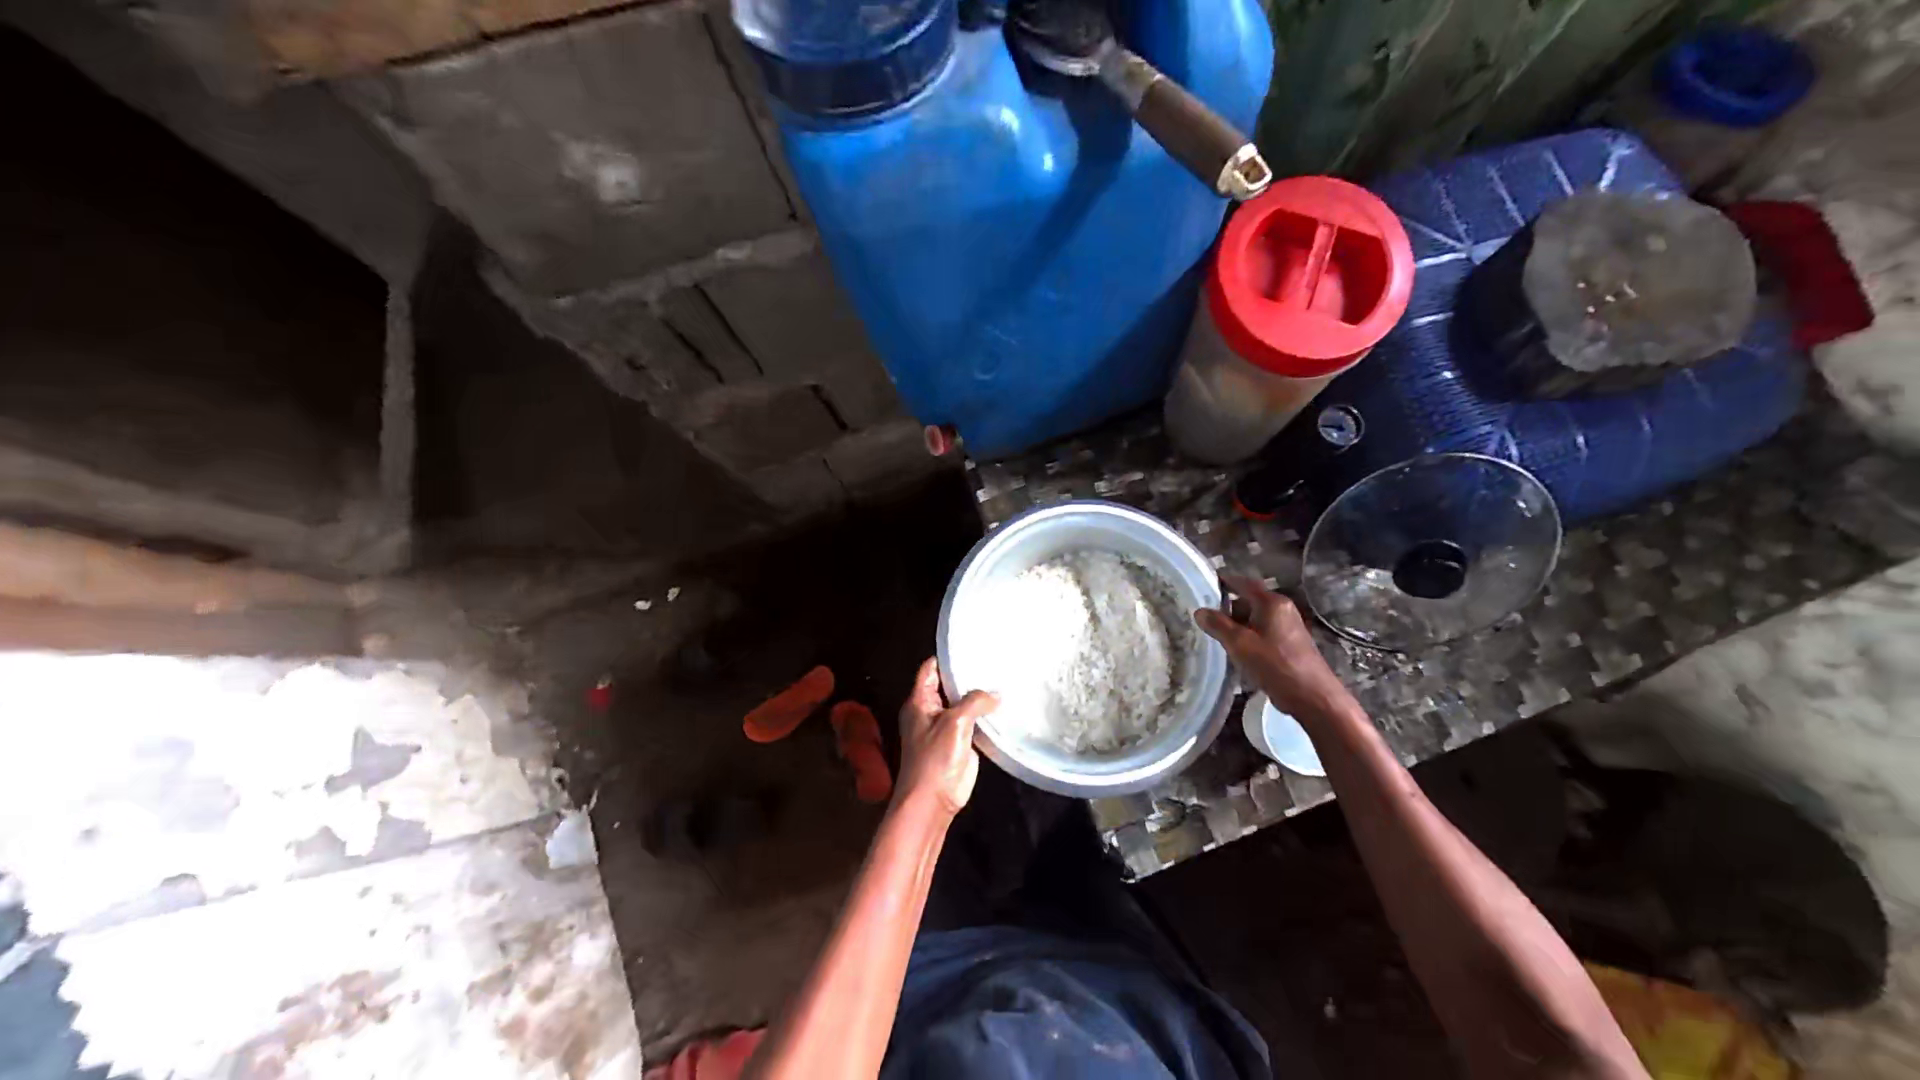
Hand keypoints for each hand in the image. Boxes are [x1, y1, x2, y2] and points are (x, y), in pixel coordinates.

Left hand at [895, 658, 997, 818]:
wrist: (933, 800)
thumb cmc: (935, 757)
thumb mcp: (954, 722)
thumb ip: (974, 702)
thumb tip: (995, 694)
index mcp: (919, 701)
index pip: (931, 668)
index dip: (947, 656)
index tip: (971, 644)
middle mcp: (931, 710)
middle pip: (949, 685)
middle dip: (968, 675)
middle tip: (996, 658)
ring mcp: (946, 727)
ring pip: (963, 704)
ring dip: (980, 696)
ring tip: (1005, 676)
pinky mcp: (961, 742)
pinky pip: (974, 722)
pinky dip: (986, 715)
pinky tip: (1005, 705)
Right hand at [1194, 575, 1358, 723]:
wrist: (1313, 697)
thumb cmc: (1275, 665)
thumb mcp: (1239, 644)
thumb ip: (1218, 625)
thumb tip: (1200, 611)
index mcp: (1272, 603)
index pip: (1243, 583)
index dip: (1223, 581)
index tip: (1203, 583)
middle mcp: (1282, 609)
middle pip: (1248, 601)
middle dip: (1227, 610)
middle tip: (1204, 620)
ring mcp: (1288, 627)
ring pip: (1254, 620)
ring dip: (1236, 627)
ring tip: (1216, 639)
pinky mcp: (1289, 644)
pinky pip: (1262, 633)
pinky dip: (1248, 638)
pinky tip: (1237, 654)